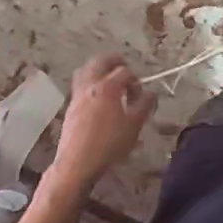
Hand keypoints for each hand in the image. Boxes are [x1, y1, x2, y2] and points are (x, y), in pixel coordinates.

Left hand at [51, 55, 154, 191]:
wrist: (78, 162)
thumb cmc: (109, 144)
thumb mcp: (134, 126)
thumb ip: (144, 106)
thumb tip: (151, 94)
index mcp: (108, 87)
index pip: (124, 72)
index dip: (136, 80)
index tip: (141, 95)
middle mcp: (90, 86)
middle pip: (100, 62)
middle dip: (113, 61)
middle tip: (123, 65)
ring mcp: (77, 95)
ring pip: (85, 71)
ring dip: (97, 69)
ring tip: (108, 78)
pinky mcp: (70, 107)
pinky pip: (80, 85)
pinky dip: (90, 82)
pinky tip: (97, 97)